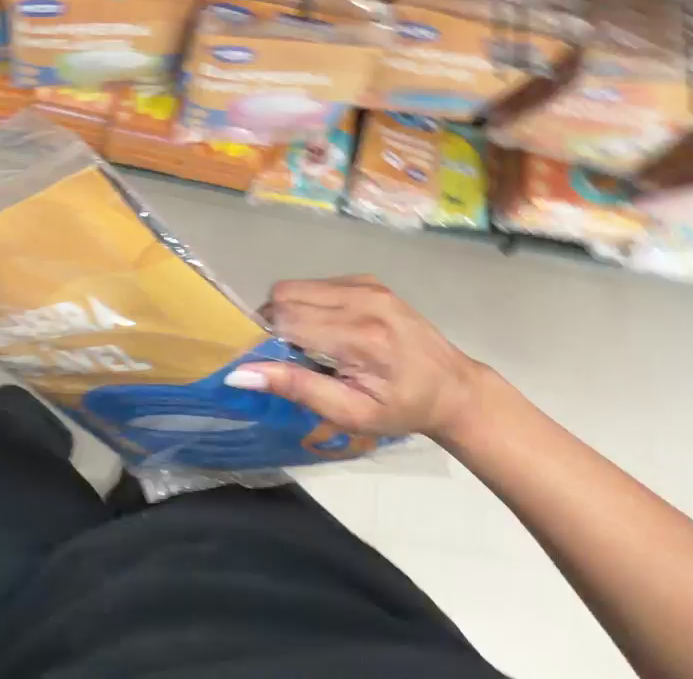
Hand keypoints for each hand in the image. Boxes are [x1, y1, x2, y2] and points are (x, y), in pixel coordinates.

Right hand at [225, 276, 492, 438]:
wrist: (452, 388)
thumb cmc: (401, 409)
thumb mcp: (350, 413)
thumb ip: (296, 387)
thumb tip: (240, 373)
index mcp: (360, 336)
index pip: (285, 319)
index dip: (265, 340)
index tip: (271, 365)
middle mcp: (362, 299)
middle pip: (284, 295)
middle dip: (274, 325)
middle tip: (290, 358)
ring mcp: (366, 284)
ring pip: (296, 286)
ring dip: (289, 313)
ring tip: (310, 346)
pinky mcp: (367, 280)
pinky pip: (315, 284)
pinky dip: (308, 305)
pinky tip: (327, 331)